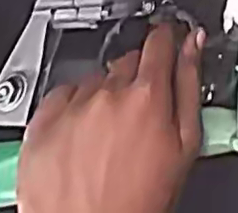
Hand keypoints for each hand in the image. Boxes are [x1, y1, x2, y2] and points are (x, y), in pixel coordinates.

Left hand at [18, 22, 204, 212]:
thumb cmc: (137, 203)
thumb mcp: (184, 147)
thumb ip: (190, 84)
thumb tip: (193, 45)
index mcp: (147, 95)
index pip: (159, 40)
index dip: (166, 41)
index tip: (165, 46)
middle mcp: (109, 92)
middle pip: (128, 60)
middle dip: (135, 79)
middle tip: (136, 115)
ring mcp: (74, 106)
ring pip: (96, 79)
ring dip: (103, 96)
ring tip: (105, 136)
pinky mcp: (44, 123)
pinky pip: (62, 95)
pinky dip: (72, 108)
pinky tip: (80, 136)